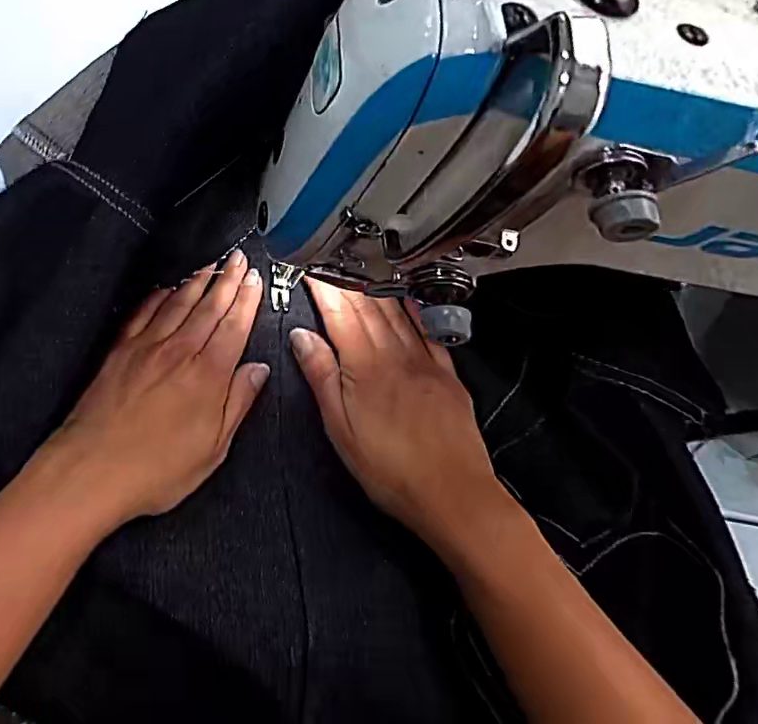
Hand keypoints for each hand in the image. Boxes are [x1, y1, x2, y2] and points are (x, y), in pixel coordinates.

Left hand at [34, 249, 269, 527]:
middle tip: (239, 259)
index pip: (235, 324)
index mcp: (208, 375)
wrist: (91, 471)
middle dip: (228, 279)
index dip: (248, 299)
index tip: (255, 280)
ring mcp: (148, 347)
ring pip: (179, 302)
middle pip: (210, 305)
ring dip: (199, 280)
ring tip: (212, 264)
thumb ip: (239, 403)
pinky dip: (159, 296)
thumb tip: (258, 373)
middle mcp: (180, 353)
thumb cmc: (152, 468)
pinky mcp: (121, 351)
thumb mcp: (213, 448)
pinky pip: (145, 312)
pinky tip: (167, 288)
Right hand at [291, 279, 513, 550]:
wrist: (454, 494)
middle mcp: (396, 356)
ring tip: (361, 270)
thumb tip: (303, 339)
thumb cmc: (395, 473)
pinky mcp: (446, 374)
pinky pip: (427, 330)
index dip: (324, 288)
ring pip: (396, 312)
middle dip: (346, 280)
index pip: (339, 313)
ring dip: (376, 287)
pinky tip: (407, 300)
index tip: (313, 270)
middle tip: (332, 264)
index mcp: (366, 368)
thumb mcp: (341, 430)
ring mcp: (424, 362)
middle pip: (367, 306)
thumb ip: (322, 377)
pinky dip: (413, 310)